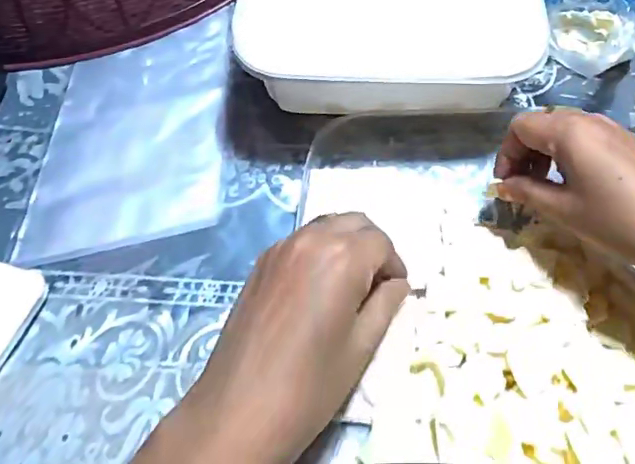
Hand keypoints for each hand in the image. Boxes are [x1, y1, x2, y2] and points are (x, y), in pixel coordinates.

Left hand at [140, 213, 410, 463]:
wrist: (237, 410)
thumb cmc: (308, 386)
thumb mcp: (360, 349)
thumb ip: (385, 306)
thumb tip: (397, 284)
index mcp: (342, 256)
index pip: (382, 242)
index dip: (394, 266)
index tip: (395, 292)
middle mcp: (312, 238)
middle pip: (355, 222)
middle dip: (373, 247)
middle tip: (376, 285)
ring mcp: (282, 246)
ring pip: (327, 225)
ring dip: (346, 242)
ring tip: (348, 284)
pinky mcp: (262, 260)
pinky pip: (301, 239)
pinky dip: (319, 249)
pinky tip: (316, 288)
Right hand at [491, 109, 634, 301]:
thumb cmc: (619, 223)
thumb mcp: (565, 211)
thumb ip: (528, 192)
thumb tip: (504, 185)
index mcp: (568, 129)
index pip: (520, 126)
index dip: (506, 153)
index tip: (506, 185)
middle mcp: (588, 119)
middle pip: (542, 123)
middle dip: (525, 152)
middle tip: (523, 188)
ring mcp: (612, 128)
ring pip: (565, 129)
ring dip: (547, 153)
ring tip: (549, 189)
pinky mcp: (630, 142)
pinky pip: (587, 137)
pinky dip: (571, 154)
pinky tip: (580, 187)